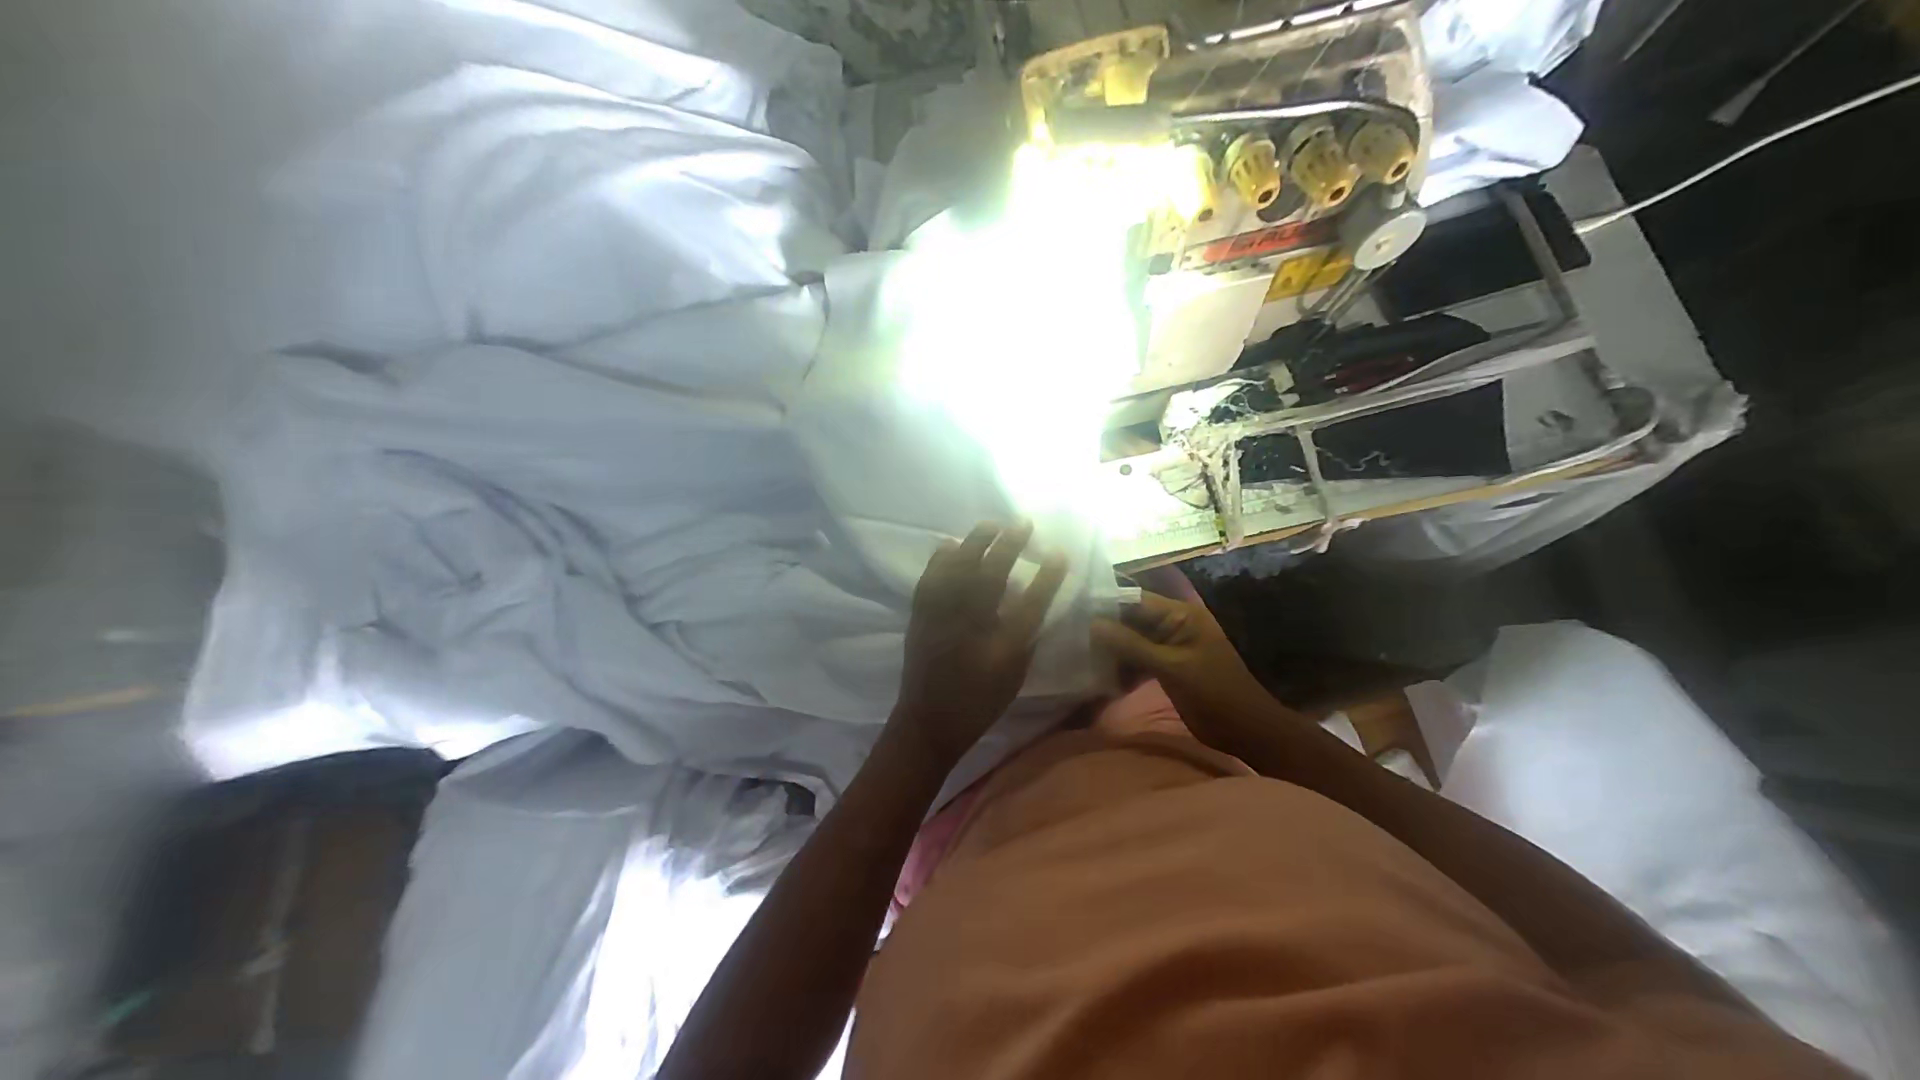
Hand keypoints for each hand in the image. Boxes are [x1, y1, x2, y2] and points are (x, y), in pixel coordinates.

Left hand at [891, 521, 1068, 770]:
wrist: (929, 722)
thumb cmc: (979, 702)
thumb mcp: (1015, 676)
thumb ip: (1025, 638)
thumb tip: (1030, 602)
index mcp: (1002, 648)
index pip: (1031, 603)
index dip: (1047, 575)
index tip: (1059, 552)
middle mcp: (971, 627)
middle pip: (992, 575)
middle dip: (1009, 544)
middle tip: (1022, 523)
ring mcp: (942, 619)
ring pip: (958, 569)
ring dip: (975, 542)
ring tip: (990, 525)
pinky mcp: (920, 617)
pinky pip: (931, 578)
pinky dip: (941, 558)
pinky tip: (950, 544)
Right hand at [1092, 591, 1302, 749]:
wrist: (1246, 730)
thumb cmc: (1214, 693)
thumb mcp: (1171, 667)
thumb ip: (1131, 644)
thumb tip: (1092, 623)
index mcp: (1181, 614)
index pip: (1135, 599)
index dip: (1105, 603)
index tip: (1072, 609)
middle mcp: (1173, 624)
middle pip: (1130, 618)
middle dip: (1104, 627)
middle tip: (1070, 634)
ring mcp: (1169, 646)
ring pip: (1130, 639)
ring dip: (1110, 649)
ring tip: (1080, 655)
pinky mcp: (1166, 666)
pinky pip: (1136, 658)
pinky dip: (1121, 665)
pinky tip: (1100, 675)